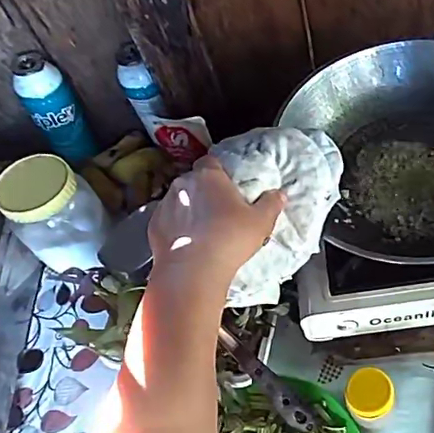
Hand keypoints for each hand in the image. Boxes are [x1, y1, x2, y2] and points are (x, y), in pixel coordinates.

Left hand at [148, 157, 284, 297]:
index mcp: (209, 176)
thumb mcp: (261, 222)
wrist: (193, 270)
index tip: (228, 186)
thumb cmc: (230, 239)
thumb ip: (271, 204)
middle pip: (195, 181)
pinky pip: (168, 220)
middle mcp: (183, 184)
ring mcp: (165, 203)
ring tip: (202, 229)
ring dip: (189, 208)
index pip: (211, 162)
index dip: (220, 172)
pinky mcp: (154, 225)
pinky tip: (187, 242)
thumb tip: (279, 194)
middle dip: (205, 191)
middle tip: (219, 210)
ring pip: (179, 200)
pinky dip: (176, 227)